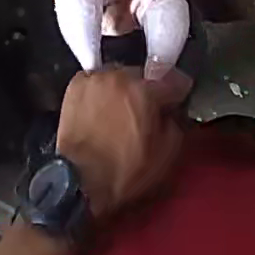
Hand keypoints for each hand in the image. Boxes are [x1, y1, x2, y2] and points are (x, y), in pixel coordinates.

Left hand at [55, 66, 190, 221]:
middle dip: (146, 91)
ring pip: (117, 75)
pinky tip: (99, 109)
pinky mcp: (76, 83)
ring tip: (119, 111)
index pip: (172, 80)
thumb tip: (173, 113)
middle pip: (142, 76)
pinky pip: (96, 80)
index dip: (178, 91)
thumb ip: (176, 126)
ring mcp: (97, 78)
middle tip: (143, 112)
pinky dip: (100, 90)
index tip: (178, 98)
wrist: (81, 179)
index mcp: (146, 93)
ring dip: (122, 89)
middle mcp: (121, 77)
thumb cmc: (124, 172)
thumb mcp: (164, 158)